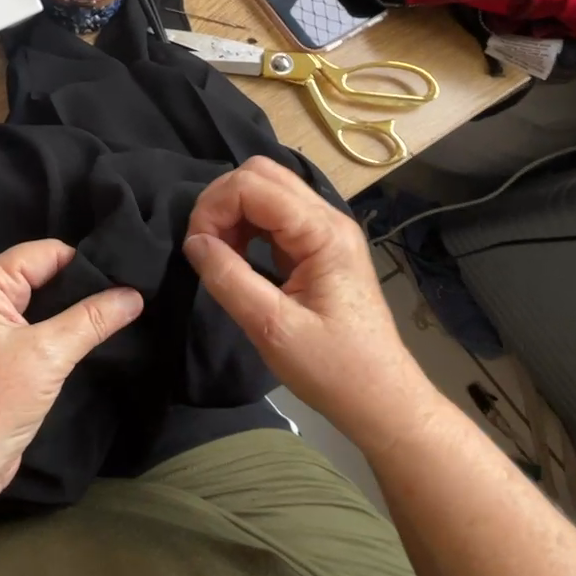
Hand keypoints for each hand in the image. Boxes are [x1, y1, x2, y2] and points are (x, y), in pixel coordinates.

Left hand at [0, 240, 143, 506]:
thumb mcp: (47, 356)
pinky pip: (42, 324)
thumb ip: (91, 319)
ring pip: (48, 300)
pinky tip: (100, 334)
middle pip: (48, 272)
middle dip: (87, 285)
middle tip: (137, 294)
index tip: (132, 275)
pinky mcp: (4, 348)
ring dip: (80, 309)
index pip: (48, 253)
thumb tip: (135, 293)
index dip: (88, 263)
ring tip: (128, 311)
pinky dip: (67, 328)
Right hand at [183, 157, 439, 448]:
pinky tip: (237, 256)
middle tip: (204, 245)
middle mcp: (327, 219)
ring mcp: (325, 230)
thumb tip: (193, 242)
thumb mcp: (271, 328)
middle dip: (220, 201)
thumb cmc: (333, 370)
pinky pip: (273, 213)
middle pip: (260, 174)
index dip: (213, 208)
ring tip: (218, 253)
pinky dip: (245, 224)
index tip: (196, 248)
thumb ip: (228, 278)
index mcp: (323, 232)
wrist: (382, 401)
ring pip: (265, 188)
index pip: (252, 185)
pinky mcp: (317, 246)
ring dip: (231, 212)